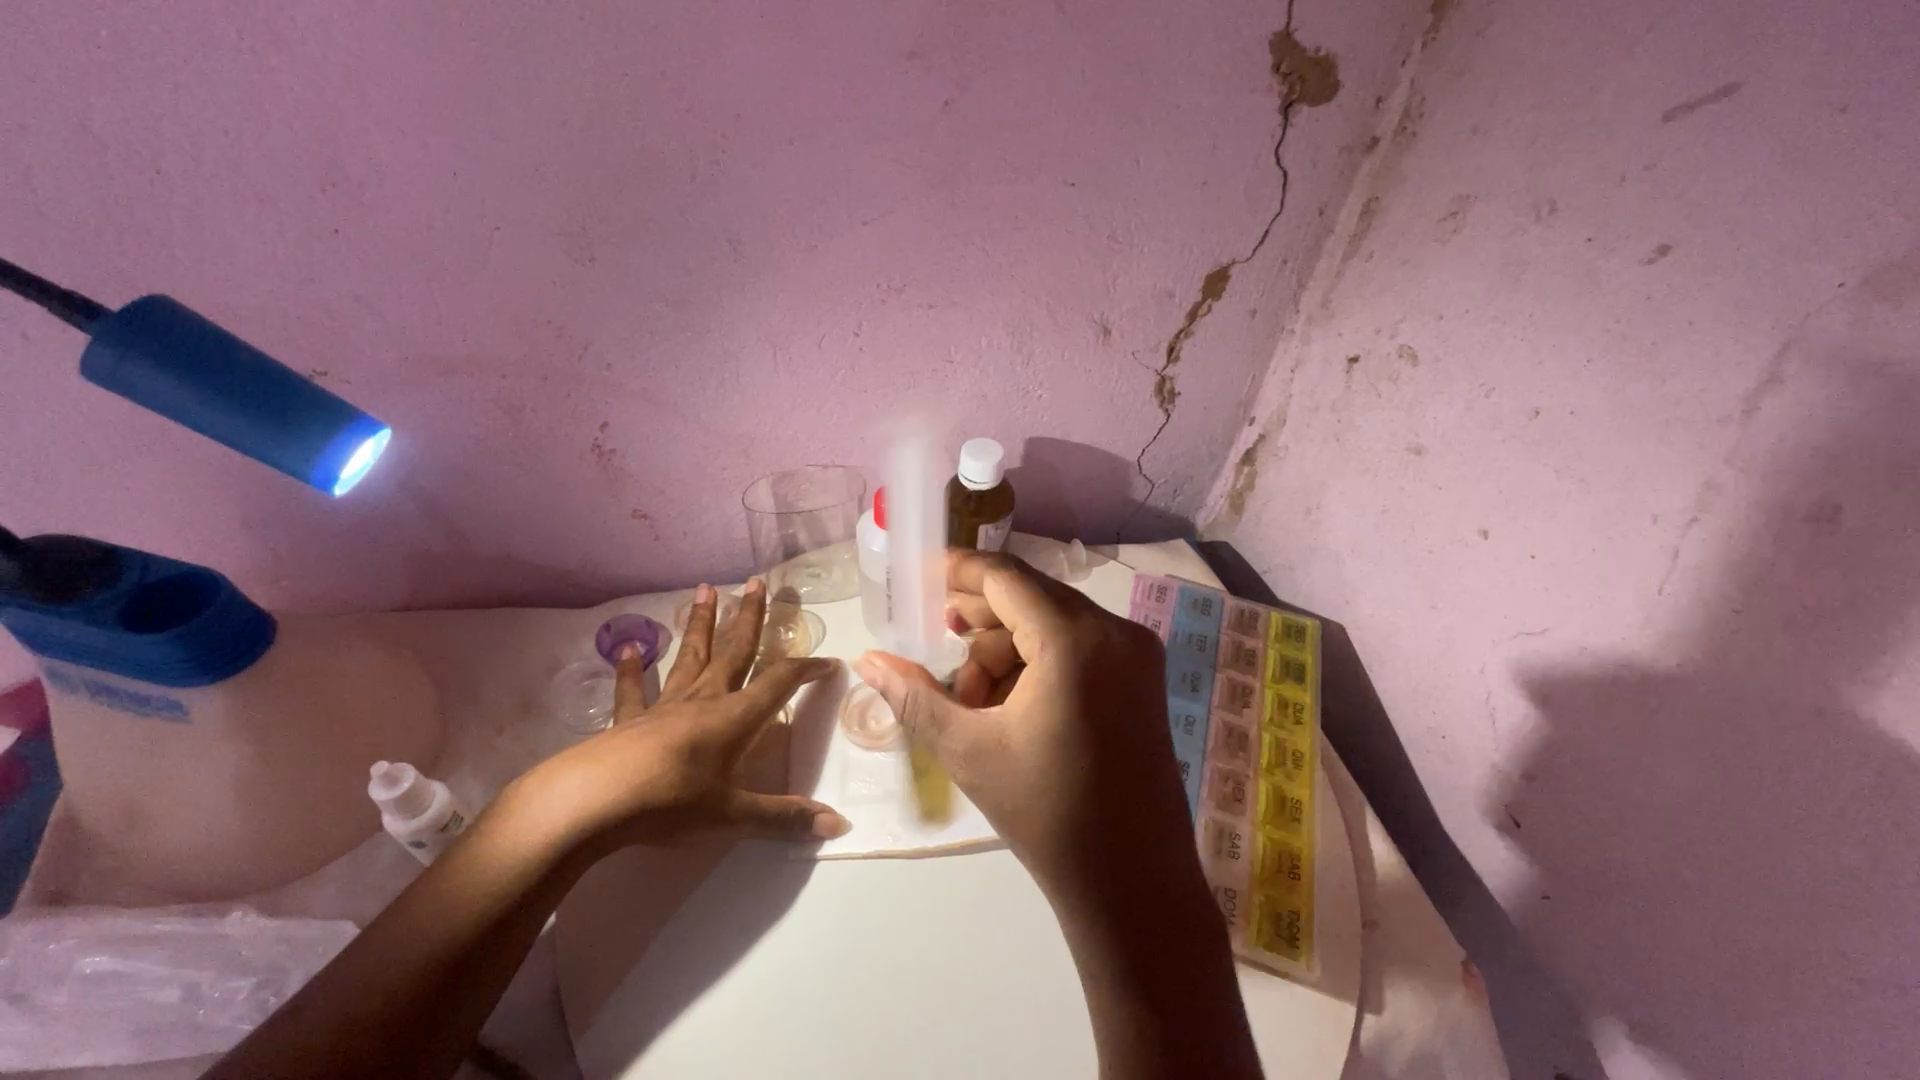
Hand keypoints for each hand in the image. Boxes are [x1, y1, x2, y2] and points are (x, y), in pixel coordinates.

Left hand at [510, 579, 849, 859]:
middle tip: (756, 582)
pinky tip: (631, 648)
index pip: (781, 682)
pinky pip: (634, 689)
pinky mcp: (629, 719)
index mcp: (737, 717)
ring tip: (705, 589)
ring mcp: (665, 705)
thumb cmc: (673, 803)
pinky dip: (633, 669)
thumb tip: (840, 826)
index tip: (829, 661)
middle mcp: (706, 699)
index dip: (807, 669)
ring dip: (700, 623)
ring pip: (690, 655)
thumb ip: (786, 818)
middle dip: (749, 617)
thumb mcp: (735, 816)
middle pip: (734, 650)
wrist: (597, 801)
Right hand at [851, 552, 1193, 905]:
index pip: (1007, 578)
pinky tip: (1011, 709)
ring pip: (1053, 625)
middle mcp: (1117, 632)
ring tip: (973, 703)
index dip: (959, 571)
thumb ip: (914, 695)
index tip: (920, 579)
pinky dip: (1038, 664)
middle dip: (979, 622)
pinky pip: (1079, 648)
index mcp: (1076, 640)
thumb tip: (865, 659)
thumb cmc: (1047, 815)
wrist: (1133, 884)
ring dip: (1005, 651)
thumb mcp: (969, 750)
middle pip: (1030, 599)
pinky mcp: (1144, 681)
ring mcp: (1138, 656)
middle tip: (938, 647)